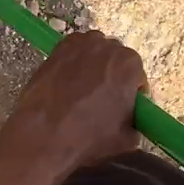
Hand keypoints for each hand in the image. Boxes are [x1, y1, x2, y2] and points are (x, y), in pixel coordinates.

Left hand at [0, 31, 144, 176]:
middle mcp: (108, 46)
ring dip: (95, 67)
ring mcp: (80, 44)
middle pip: (117, 60)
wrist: (45, 134)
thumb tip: (132, 125)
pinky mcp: (58, 48)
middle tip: (105, 100)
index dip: (133, 93)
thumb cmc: (90, 136)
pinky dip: (76, 64)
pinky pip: (75, 53)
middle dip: (114, 77)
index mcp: (130, 65)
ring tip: (85, 92)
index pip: (138, 76)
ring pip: (95, 53)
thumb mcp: (126, 140)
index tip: (126, 107)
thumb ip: (136, 125)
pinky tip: (69, 84)